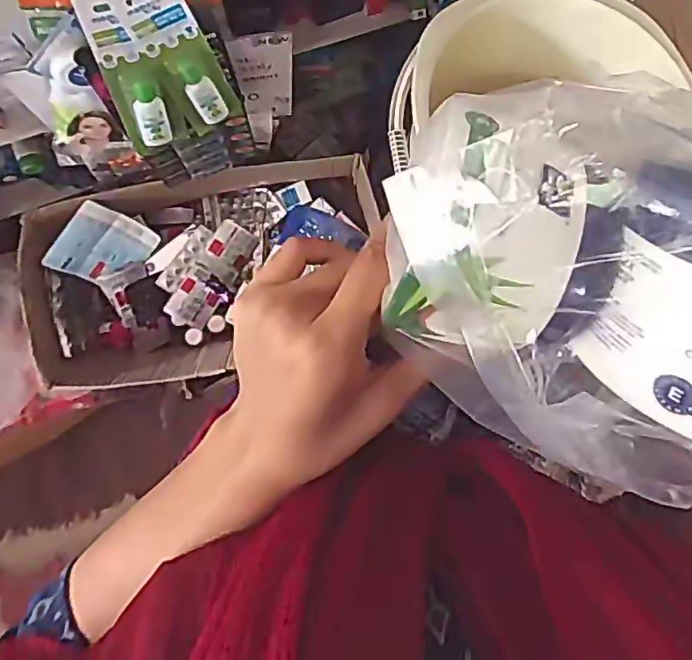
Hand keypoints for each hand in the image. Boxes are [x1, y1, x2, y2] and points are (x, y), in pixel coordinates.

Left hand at [208, 235, 430, 498]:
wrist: (257, 444)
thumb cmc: (323, 432)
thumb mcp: (381, 405)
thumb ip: (417, 359)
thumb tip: (441, 313)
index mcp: (326, 343)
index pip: (368, 271)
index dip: (394, 251)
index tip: (416, 245)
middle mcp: (290, 313)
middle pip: (350, 264)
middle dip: (375, 278)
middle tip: (385, 304)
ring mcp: (264, 301)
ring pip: (327, 260)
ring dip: (348, 271)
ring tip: (355, 295)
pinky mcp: (250, 296)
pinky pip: (293, 253)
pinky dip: (317, 256)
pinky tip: (327, 276)